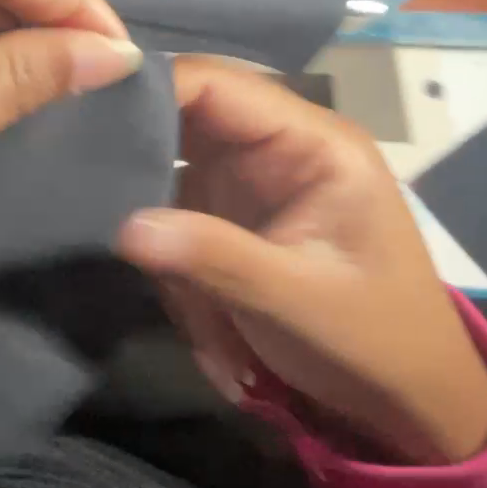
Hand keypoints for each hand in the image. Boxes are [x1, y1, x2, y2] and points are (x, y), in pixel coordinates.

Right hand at [117, 57, 486, 465]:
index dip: (148, 90)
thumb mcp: (296, 300)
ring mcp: (242, 177)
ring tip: (172, 288)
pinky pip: (166, 210)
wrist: (404, 403)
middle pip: (176, 118)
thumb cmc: (373, 340)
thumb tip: (122, 225)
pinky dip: (163, 254)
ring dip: (150, 224)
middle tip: (83, 191)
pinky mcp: (221, 210)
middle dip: (135, 160)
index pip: (215, 84)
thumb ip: (212, 256)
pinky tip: (193, 311)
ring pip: (160, 169)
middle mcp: (271, 145)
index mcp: (310, 142)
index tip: (81, 119)